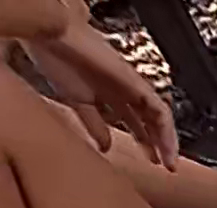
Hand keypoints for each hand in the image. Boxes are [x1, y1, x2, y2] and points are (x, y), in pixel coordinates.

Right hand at [24, 19, 177, 167]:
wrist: (47, 31)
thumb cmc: (53, 57)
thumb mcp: (77, 101)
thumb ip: (94, 125)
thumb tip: (105, 148)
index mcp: (110, 95)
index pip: (136, 124)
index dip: (146, 143)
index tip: (153, 162)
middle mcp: (126, 92)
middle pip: (151, 123)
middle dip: (160, 146)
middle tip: (167, 166)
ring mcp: (134, 87)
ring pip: (160, 119)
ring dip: (167, 142)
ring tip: (170, 161)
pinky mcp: (138, 83)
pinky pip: (161, 111)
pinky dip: (166, 130)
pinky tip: (166, 145)